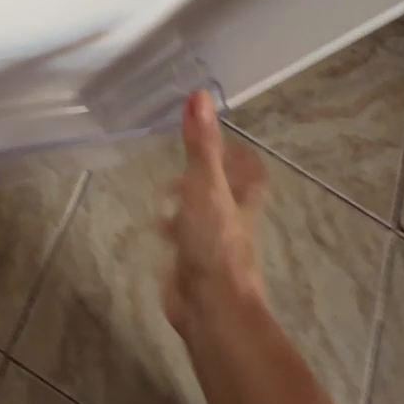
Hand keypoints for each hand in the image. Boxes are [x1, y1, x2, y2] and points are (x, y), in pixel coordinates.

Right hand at [161, 91, 268, 334]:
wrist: (210, 308)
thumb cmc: (214, 243)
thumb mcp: (206, 186)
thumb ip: (201, 144)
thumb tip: (200, 95)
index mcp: (241, 201)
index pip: (250, 173)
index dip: (242, 157)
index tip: (230, 143)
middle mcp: (231, 221)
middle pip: (227, 194)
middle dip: (209, 179)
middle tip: (187, 165)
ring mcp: (212, 246)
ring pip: (203, 217)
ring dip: (187, 204)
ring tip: (164, 191)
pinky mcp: (192, 266)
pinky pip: (182, 241)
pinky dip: (169, 231)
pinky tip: (153, 228)